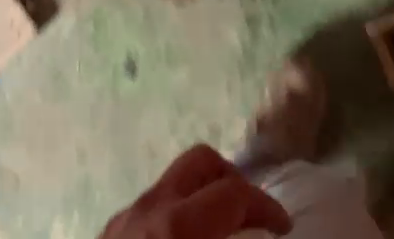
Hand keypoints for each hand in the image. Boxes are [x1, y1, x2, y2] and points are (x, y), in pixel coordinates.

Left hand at [98, 144, 293, 237]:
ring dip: (203, 199)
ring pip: (173, 183)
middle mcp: (149, 209)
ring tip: (221, 236)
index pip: (233, 193)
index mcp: (178, 227)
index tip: (284, 229)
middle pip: (200, 162)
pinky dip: (177, 217)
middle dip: (233, 181)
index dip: (266, 207)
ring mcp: (125, 218)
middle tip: (252, 217)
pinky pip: (152, 207)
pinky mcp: (108, 233)